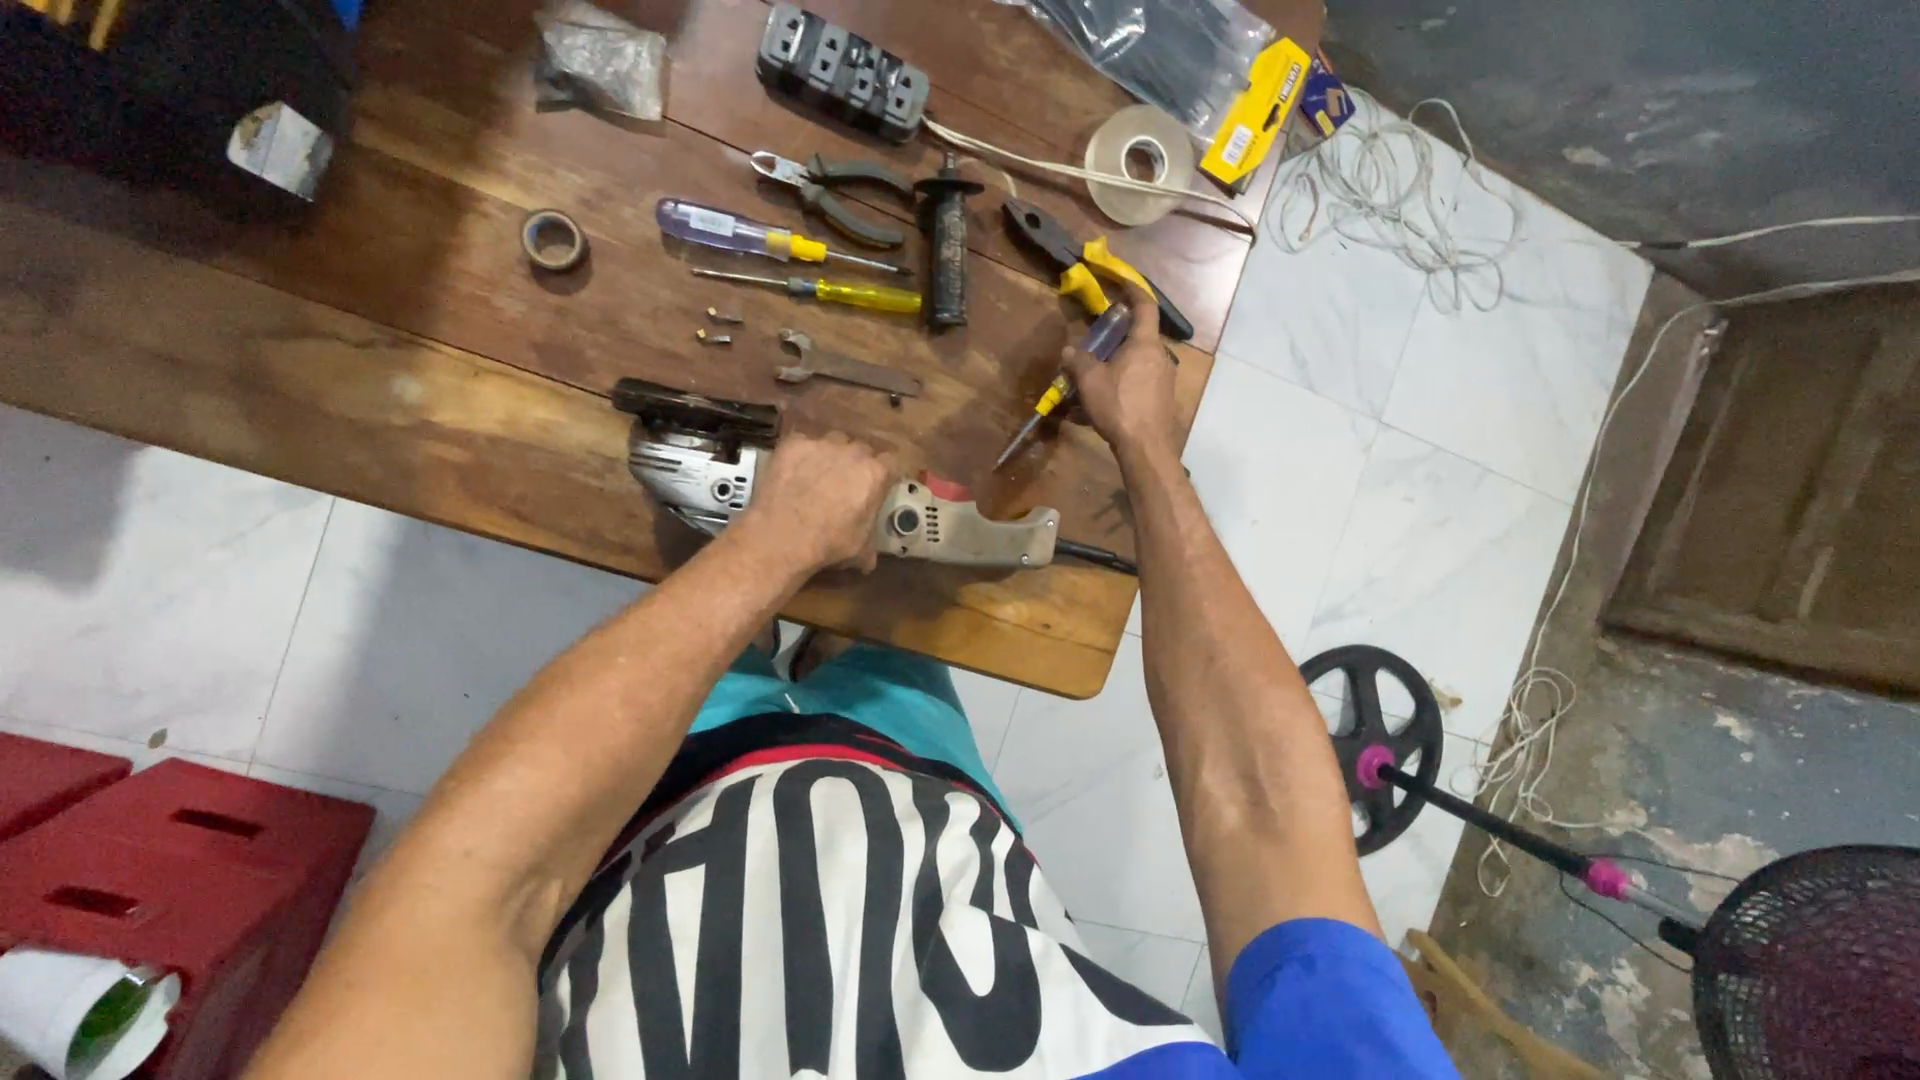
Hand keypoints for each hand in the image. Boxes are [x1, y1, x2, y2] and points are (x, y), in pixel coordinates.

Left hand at [738, 431, 894, 574]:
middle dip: (856, 463)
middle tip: (844, 483)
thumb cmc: (829, 544)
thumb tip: (868, 559)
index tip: (877, 484)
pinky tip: (792, 473)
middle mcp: (853, 452)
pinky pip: (802, 444)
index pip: (891, 463)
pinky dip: (800, 455)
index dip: (884, 473)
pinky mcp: (794, 444)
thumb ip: (870, 543)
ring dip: (830, 455)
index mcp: (875, 474)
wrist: (782, 536)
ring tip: (816, 475)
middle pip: (861, 449)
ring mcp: (822, 444)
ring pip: (832, 442)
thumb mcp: (861, 550)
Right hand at [1062, 277, 1179, 466]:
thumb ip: (1078, 361)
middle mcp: (1160, 357)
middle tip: (1094, 342)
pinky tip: (1098, 407)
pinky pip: (1137, 385)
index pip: (1145, 306)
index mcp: (1145, 344)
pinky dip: (1119, 387)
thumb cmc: (1119, 406)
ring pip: (1136, 364)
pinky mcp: (1161, 401)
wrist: (1146, 448)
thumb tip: (1069, 350)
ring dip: (1114, 366)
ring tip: (1089, 381)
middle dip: (1115, 338)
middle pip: (1138, 337)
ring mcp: (1163, 380)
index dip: (1134, 291)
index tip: (1121, 283)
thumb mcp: (1090, 381)